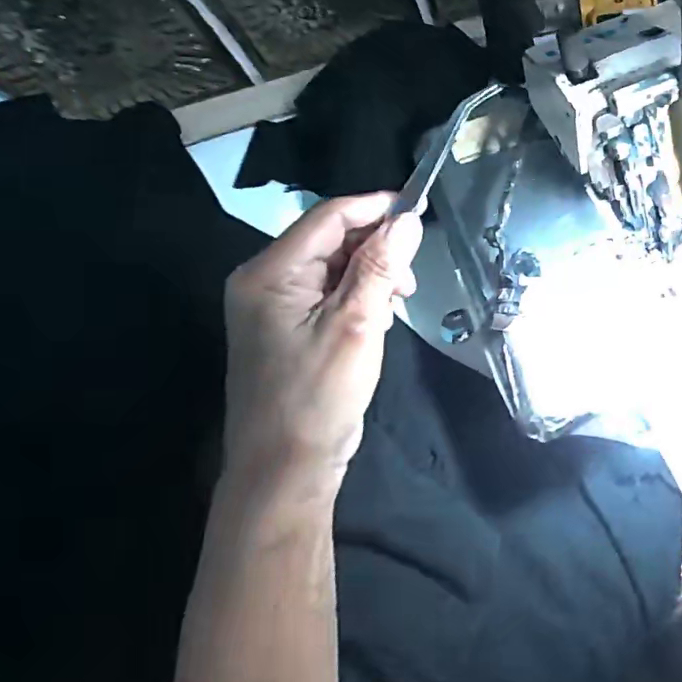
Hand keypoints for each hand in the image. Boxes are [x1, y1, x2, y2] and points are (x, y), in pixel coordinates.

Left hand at [222, 193, 423, 497]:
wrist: (283, 474)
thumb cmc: (317, 400)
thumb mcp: (356, 326)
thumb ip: (380, 267)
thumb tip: (407, 219)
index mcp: (268, 274)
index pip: (327, 217)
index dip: (374, 207)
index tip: (419, 211)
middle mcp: (263, 280)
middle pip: (329, 238)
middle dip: (375, 247)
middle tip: (410, 275)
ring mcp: (271, 305)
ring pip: (332, 264)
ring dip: (370, 273)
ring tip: (399, 300)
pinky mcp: (285, 325)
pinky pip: (326, 290)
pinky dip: (357, 294)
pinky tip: (378, 317)